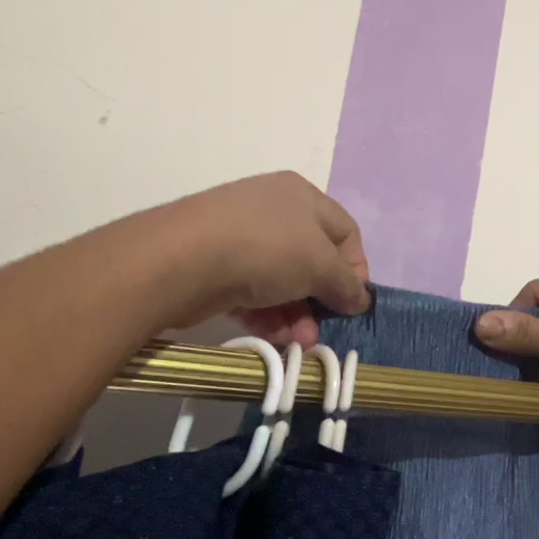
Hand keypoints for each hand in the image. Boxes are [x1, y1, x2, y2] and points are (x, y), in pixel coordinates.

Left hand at [144, 171, 370, 345]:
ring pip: (282, 280)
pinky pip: (251, 292)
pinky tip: (276, 338)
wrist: (178, 260)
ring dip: (297, 315)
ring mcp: (239, 237)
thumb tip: (360, 300)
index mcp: (302, 196)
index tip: (354, 301)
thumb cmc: (266, 249)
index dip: (356, 268)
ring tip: (300, 342)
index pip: (345, 233)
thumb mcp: (321, 265)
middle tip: (325, 328)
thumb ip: (347, 285)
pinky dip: (267, 315)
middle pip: (312, 260)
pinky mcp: (213, 266)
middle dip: (322, 300)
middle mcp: (273, 210)